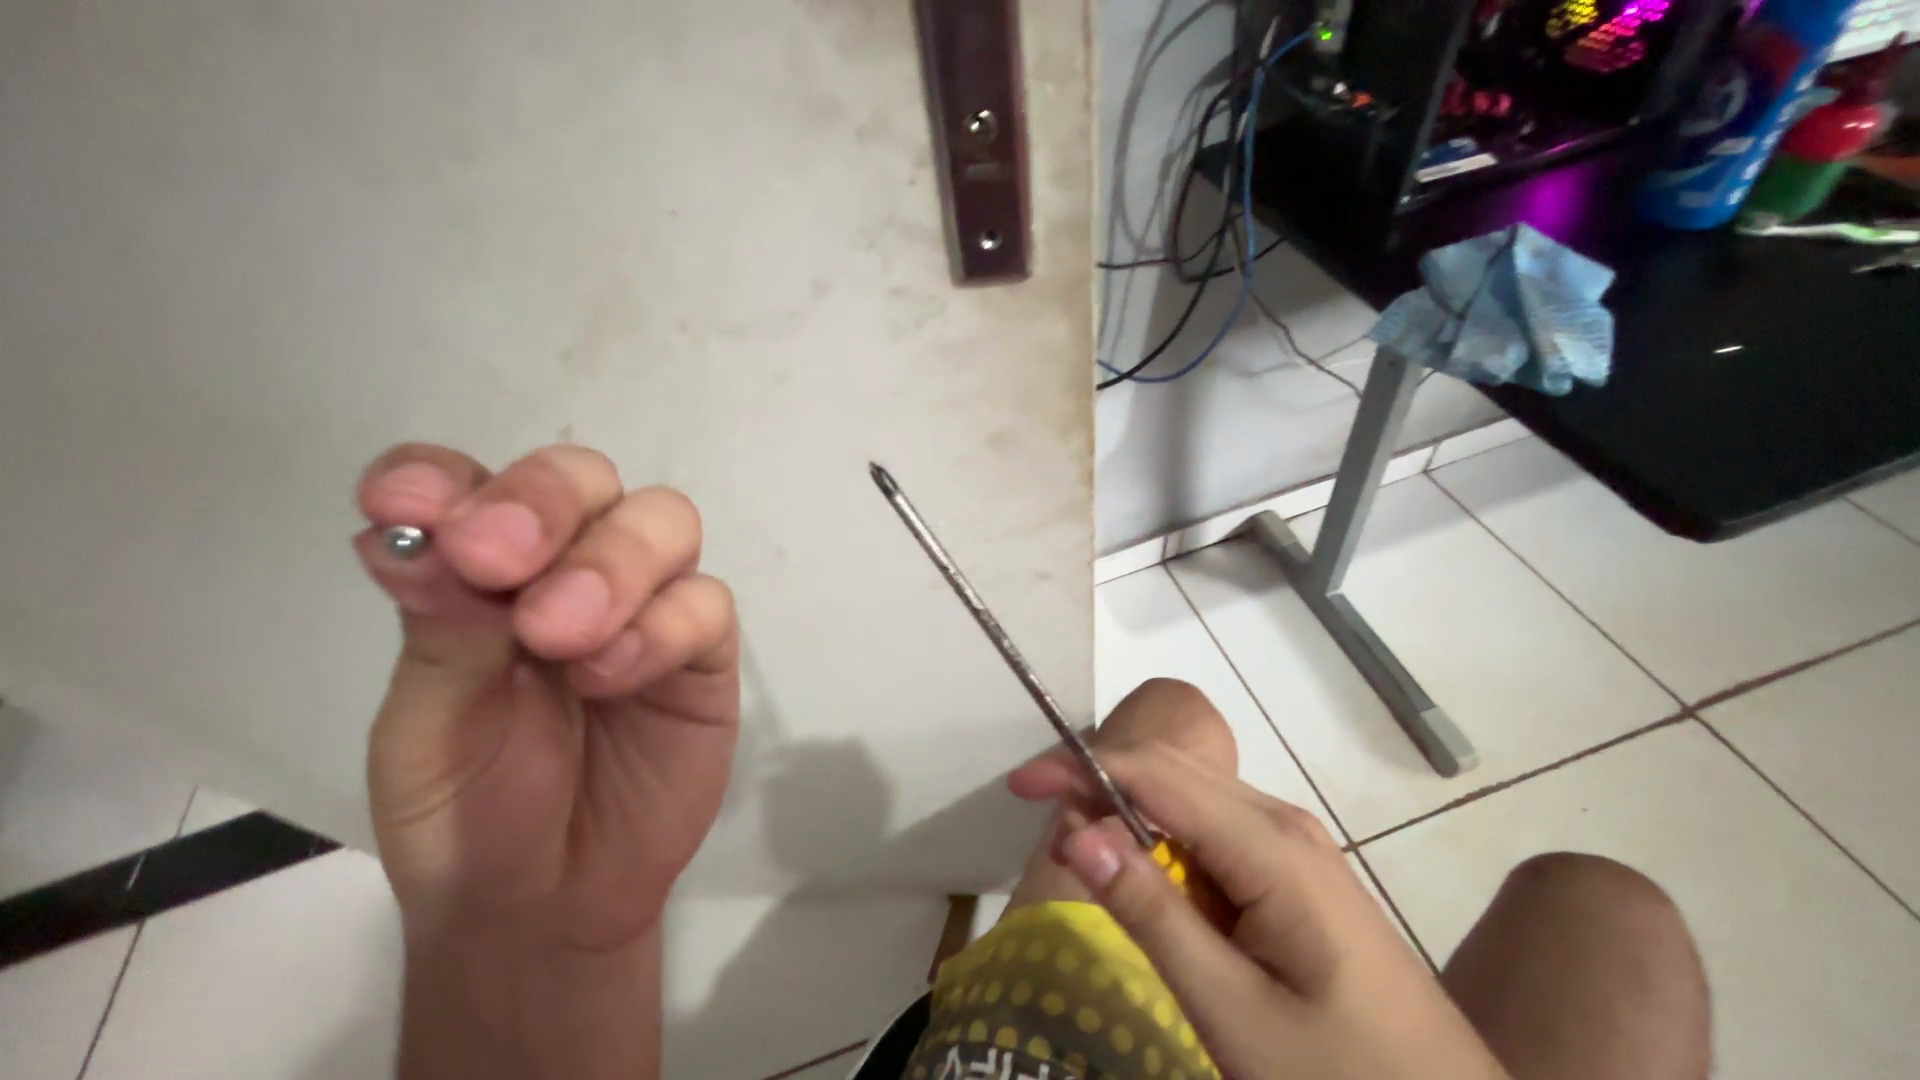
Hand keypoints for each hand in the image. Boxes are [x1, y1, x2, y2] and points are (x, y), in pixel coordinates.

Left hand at [354, 443, 739, 952]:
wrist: (550, 904)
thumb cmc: (469, 814)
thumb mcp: (427, 727)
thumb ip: (438, 630)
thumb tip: (402, 532)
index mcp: (480, 576)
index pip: (465, 486)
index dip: (439, 478)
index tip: (405, 507)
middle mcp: (567, 569)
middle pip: (582, 478)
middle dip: (542, 501)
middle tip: (492, 557)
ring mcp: (645, 605)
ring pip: (663, 521)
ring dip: (612, 561)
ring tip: (560, 635)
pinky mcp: (702, 653)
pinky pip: (706, 605)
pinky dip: (660, 627)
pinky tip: (611, 677)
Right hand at [1009, 743, 1509, 1079]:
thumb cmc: (1341, 1075)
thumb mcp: (1233, 1010)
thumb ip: (1151, 915)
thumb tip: (1074, 834)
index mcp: (1269, 844)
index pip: (1154, 773)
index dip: (1082, 767)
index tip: (1019, 787)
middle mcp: (1281, 822)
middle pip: (1170, 772)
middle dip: (1099, 787)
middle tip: (1048, 841)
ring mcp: (1292, 845)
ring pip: (1188, 799)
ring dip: (1129, 817)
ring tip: (1087, 866)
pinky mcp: (1293, 872)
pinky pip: (1212, 834)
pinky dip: (1163, 846)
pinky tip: (1148, 886)